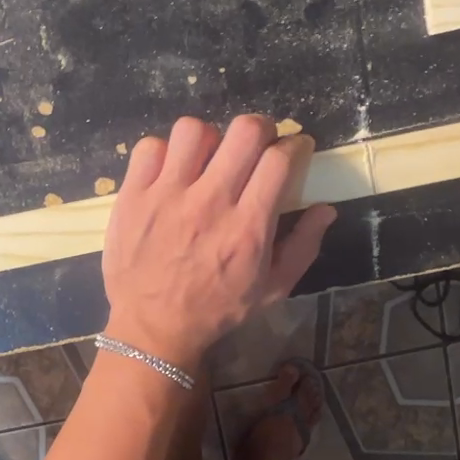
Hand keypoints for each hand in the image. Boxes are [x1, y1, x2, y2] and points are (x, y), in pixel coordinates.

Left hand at [102, 115, 336, 370]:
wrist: (153, 329)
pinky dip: (165, 152)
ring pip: (195, 130)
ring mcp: (167, 196)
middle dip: (261, 130)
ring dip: (210, 139)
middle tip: (257, 147)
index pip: (279, 160)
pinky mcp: (134, 195)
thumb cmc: (217, 310)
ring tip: (210, 159)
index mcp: (248, 228)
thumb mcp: (271, 290)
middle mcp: (209, 203)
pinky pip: (151, 147)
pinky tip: (173, 172)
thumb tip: (326, 208)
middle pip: (244, 132)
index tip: (294, 151)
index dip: (294, 145)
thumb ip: (302, 247)